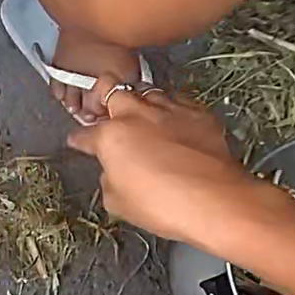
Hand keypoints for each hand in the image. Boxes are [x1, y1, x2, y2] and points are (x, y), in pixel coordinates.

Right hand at [65, 77, 282, 249]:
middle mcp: (137, 114)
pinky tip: (172, 124)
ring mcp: (169, 109)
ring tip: (141, 118)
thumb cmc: (167, 205)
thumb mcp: (118, 203)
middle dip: (103, 99)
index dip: (80, 139)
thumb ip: (108, 180)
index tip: (80, 142)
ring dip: (139, 102)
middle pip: (110, 88)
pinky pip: (178, 100)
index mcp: (110, 136)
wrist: (215, 201)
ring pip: (145, 90)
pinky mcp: (197, 112)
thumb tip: (113, 173)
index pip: (85, 133)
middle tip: (106, 114)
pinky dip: (171, 110)